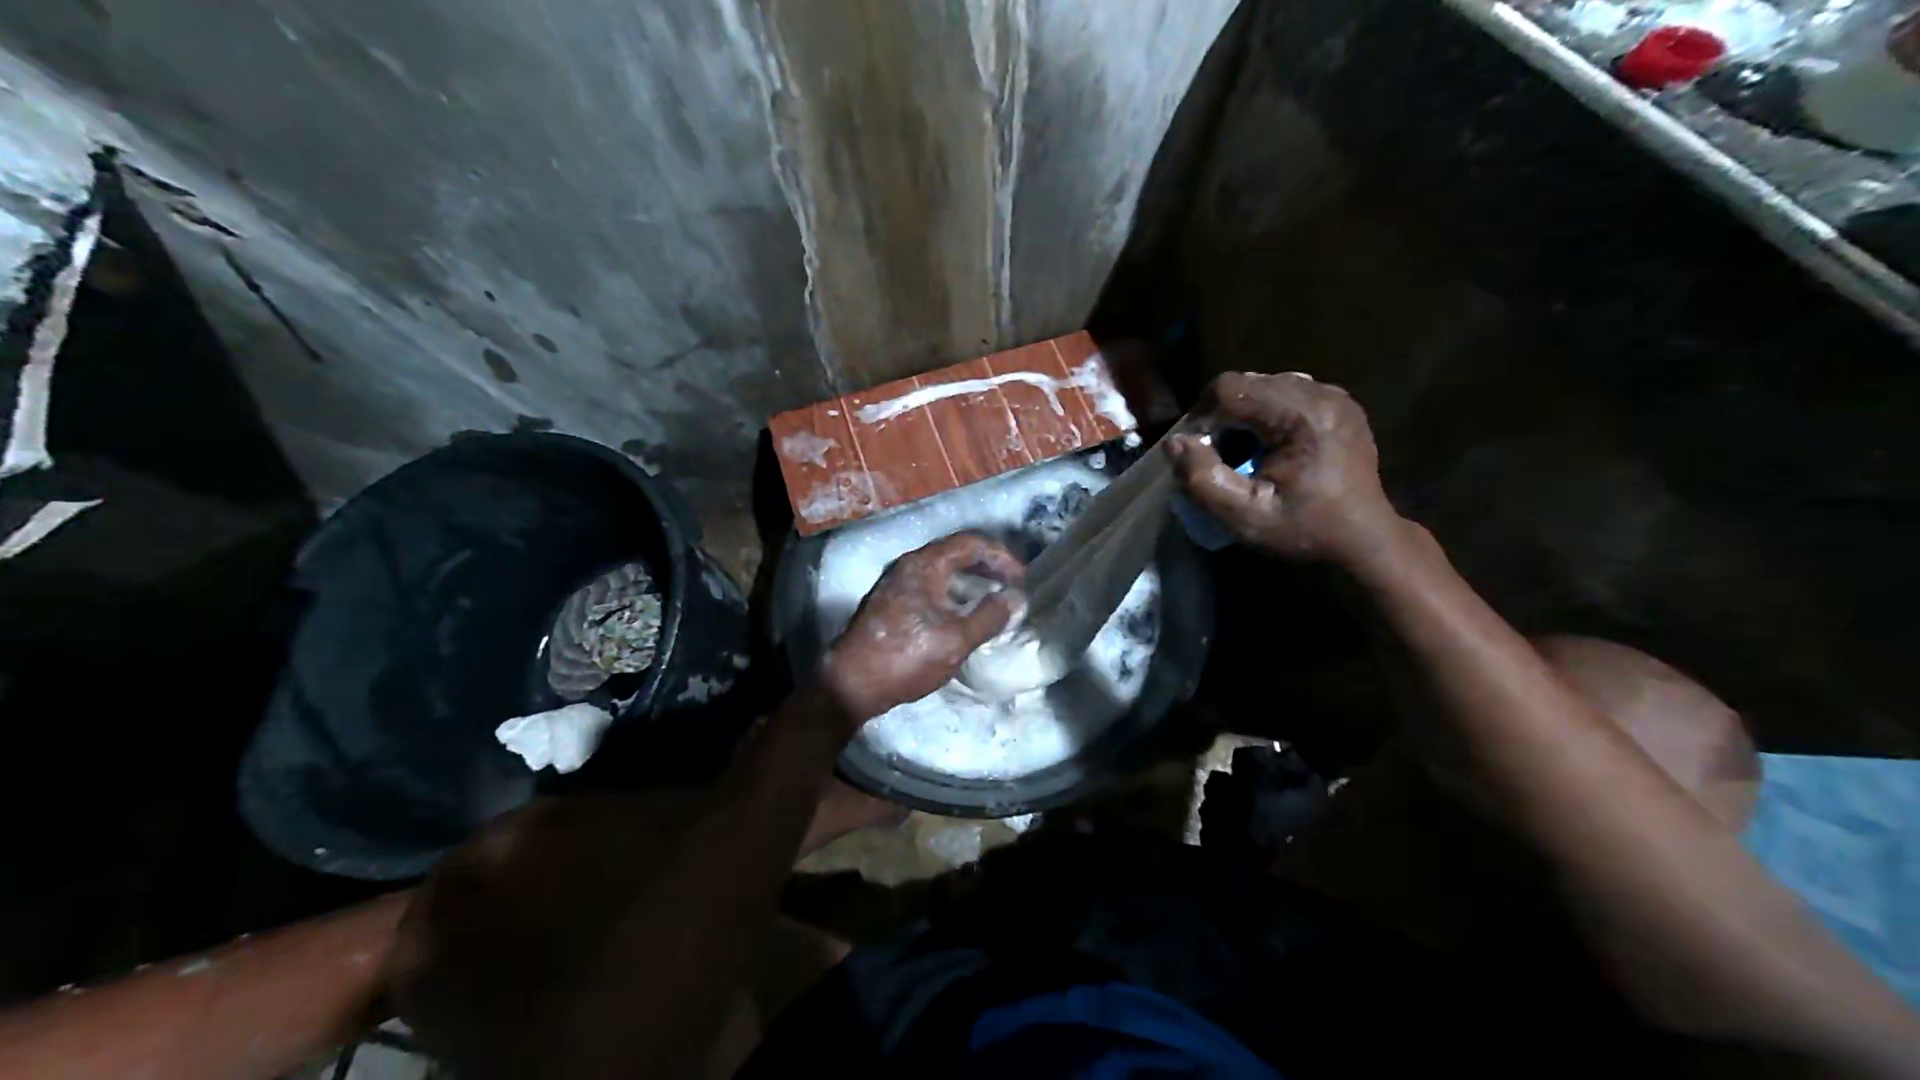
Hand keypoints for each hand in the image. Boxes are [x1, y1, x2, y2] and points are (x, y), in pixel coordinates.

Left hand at [822, 532, 1025, 722]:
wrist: (852, 684)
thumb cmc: (905, 658)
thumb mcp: (956, 640)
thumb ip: (990, 616)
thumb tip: (1016, 598)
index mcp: (925, 565)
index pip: (971, 542)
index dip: (1002, 556)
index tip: (1022, 579)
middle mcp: (909, 565)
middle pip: (956, 551)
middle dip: (988, 564)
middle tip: (1012, 585)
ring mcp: (897, 583)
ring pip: (942, 568)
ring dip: (970, 578)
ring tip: (993, 598)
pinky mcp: (891, 602)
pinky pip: (930, 584)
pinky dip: (953, 590)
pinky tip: (963, 612)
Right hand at [1166, 371, 1401, 565]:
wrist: (1364, 540)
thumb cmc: (1305, 530)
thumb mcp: (1245, 517)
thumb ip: (1202, 479)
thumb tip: (1176, 442)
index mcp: (1303, 416)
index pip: (1229, 389)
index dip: (1201, 416)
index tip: (1199, 452)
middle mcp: (1321, 394)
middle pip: (1246, 383)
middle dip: (1220, 415)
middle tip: (1217, 455)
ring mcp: (1334, 396)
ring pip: (1263, 385)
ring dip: (1241, 414)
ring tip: (1241, 451)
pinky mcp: (1338, 403)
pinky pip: (1285, 393)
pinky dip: (1263, 414)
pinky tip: (1265, 446)